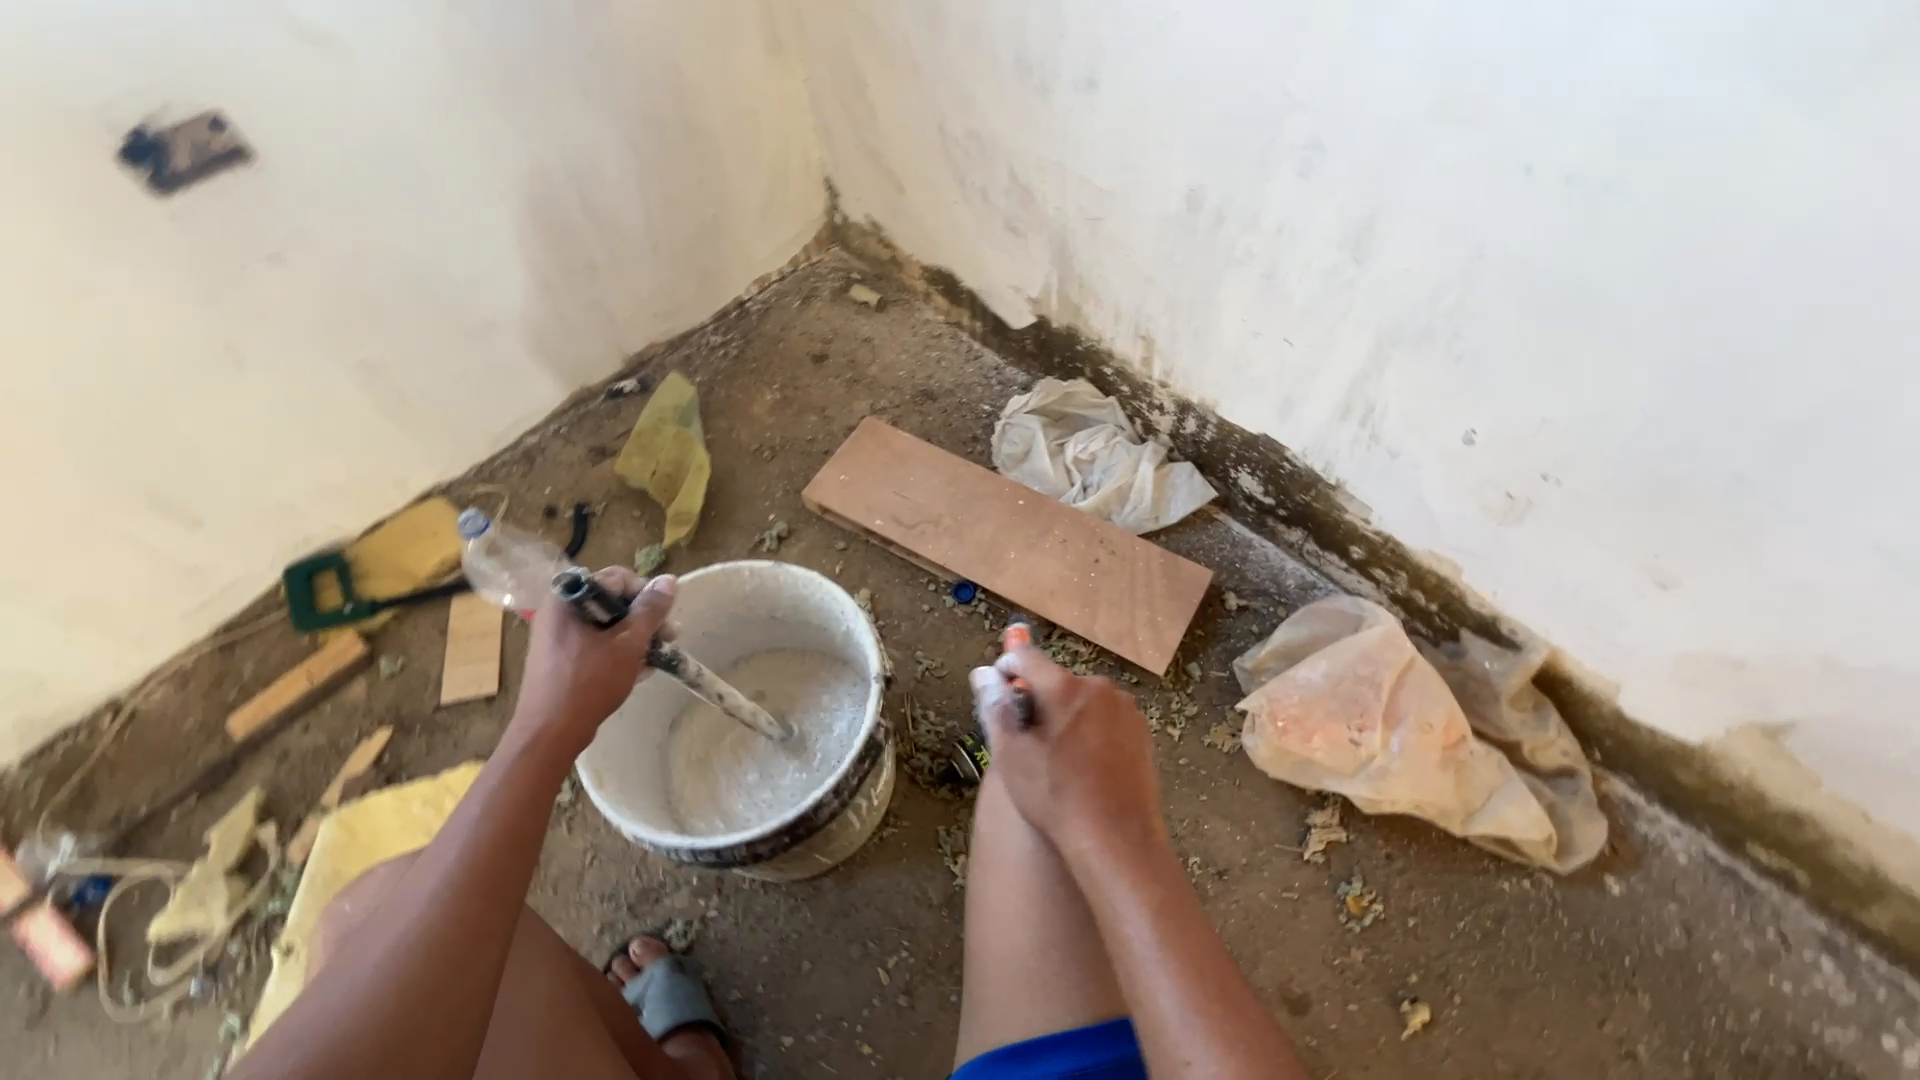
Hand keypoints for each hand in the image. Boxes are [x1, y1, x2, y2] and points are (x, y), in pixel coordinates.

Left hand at [508, 569, 676, 757]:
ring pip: (607, 624)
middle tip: (668, 638)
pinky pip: (596, 643)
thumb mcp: (628, 643)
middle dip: (645, 619)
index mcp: (569, 598)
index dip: (647, 594)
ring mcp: (557, 635)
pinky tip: (638, 670)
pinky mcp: (560, 657)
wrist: (549, 732)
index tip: (665, 618)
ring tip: (655, 658)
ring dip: (636, 637)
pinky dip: (618, 651)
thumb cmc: (589, 682)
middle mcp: (559, 610)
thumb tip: (669, 580)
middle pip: (613, 600)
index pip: (618, 578)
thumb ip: (650, 609)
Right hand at [970, 646, 1167, 859]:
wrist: (1117, 839)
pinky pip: (1105, 718)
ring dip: (1066, 714)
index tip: (996, 691)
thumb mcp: (1011, 755)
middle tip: (1026, 737)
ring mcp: (1125, 708)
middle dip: (1038, 699)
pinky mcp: (1142, 731)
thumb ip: (995, 707)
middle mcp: (1099, 687)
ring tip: (1057, 756)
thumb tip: (983, 673)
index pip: (1026, 657)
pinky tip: (1085, 765)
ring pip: (1082, 700)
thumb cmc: (1056, 797)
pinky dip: (1091, 730)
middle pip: (1057, 680)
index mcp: (1064, 687)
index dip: (1005, 668)